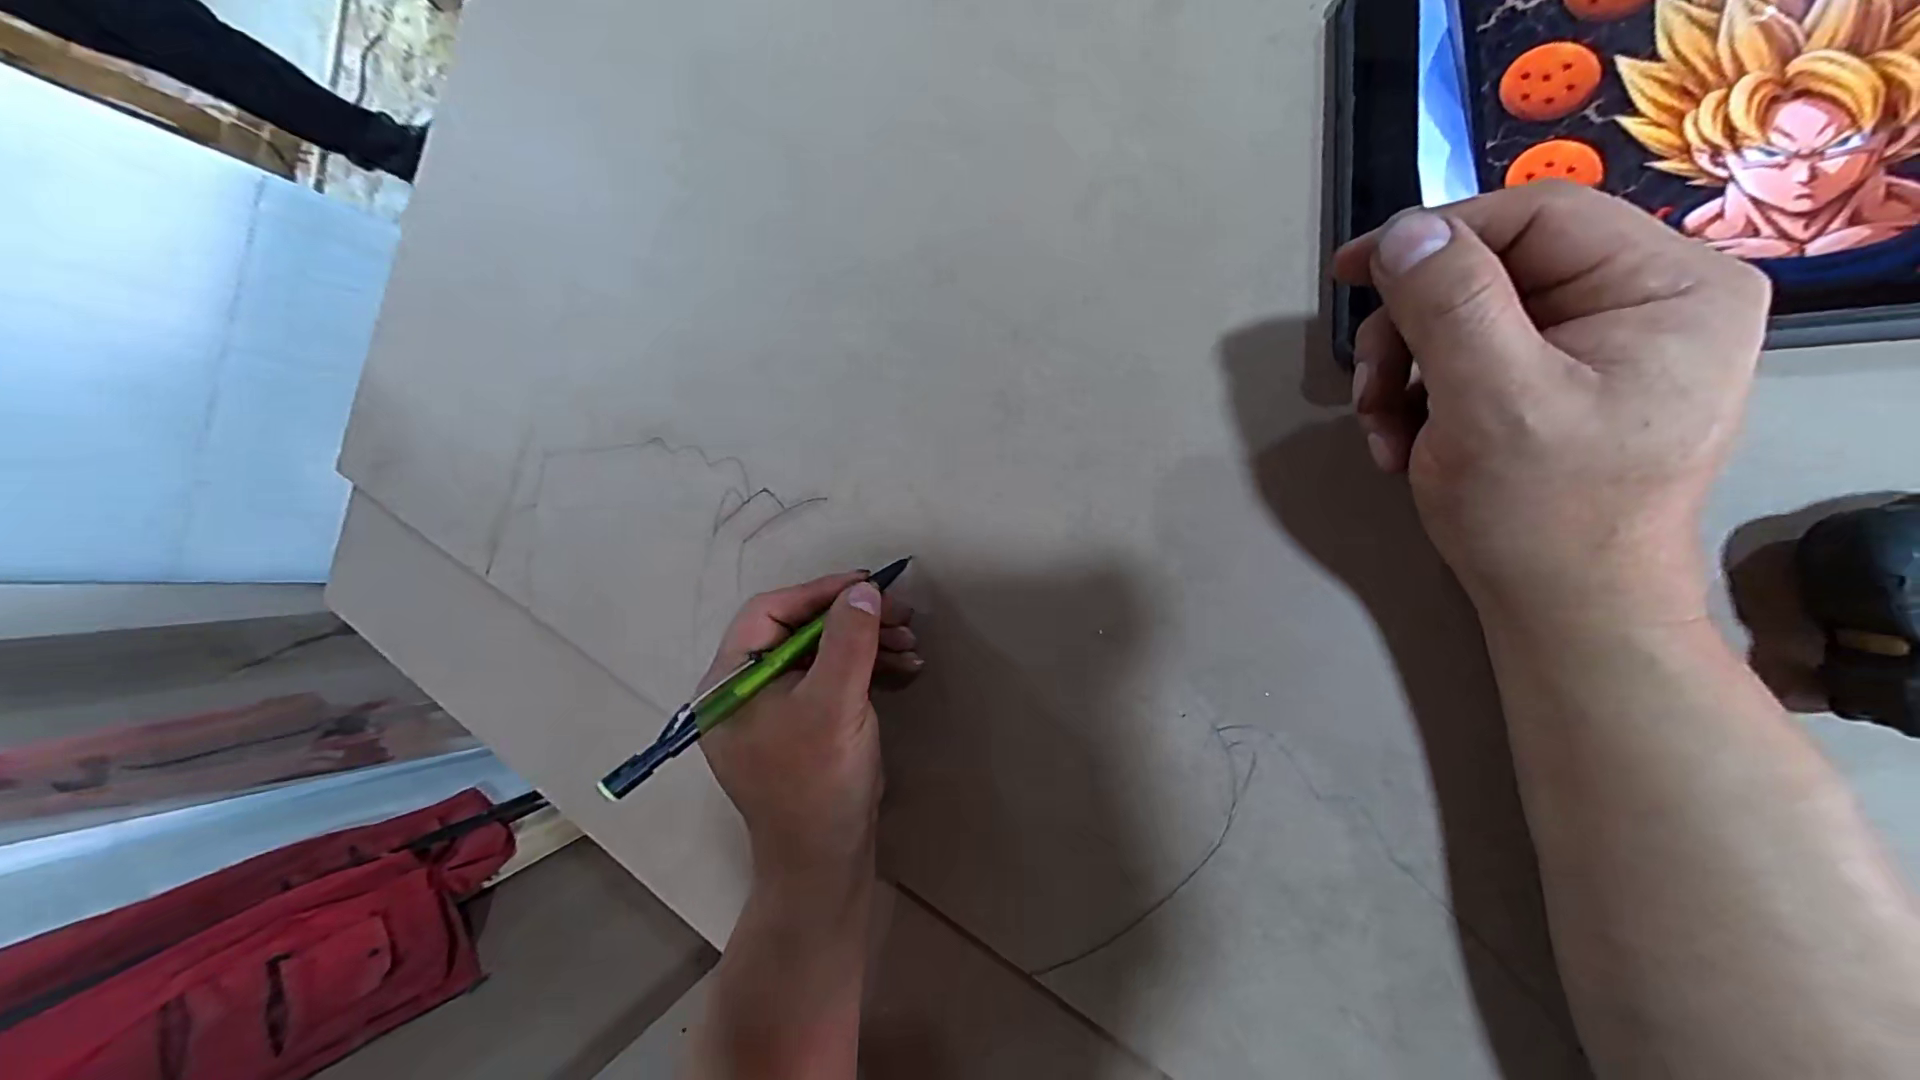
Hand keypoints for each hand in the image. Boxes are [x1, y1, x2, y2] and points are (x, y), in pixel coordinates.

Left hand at [699, 571, 919, 883]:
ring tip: (911, 644)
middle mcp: (748, 689)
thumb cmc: (818, 781)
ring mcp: (778, 708)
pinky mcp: (807, 724)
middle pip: (801, 630)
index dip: (819, 592)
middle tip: (902, 614)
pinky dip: (869, 669)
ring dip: (869, 643)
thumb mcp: (834, 703)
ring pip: (823, 653)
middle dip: (853, 620)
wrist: (826, 861)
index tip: (868, 585)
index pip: (770, 613)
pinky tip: (905, 667)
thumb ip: (848, 640)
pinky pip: (835, 680)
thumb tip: (864, 590)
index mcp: (731, 680)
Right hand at [1333, 182, 1770, 627]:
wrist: (1564, 607)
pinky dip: (1417, 400)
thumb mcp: (1490, 401)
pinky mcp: (1551, 386)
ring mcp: (1594, 348)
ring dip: (1401, 375)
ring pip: (1463, 321)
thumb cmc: (1541, 512)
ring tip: (1383, 433)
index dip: (1432, 235)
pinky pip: (1463, 363)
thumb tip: (1402, 232)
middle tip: (1367, 393)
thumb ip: (1449, 306)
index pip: (1533, 217)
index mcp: (1664, 286)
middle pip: (1488, 273)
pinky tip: (1404, 444)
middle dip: (1408, 332)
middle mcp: (1639, 303)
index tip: (1350, 272)